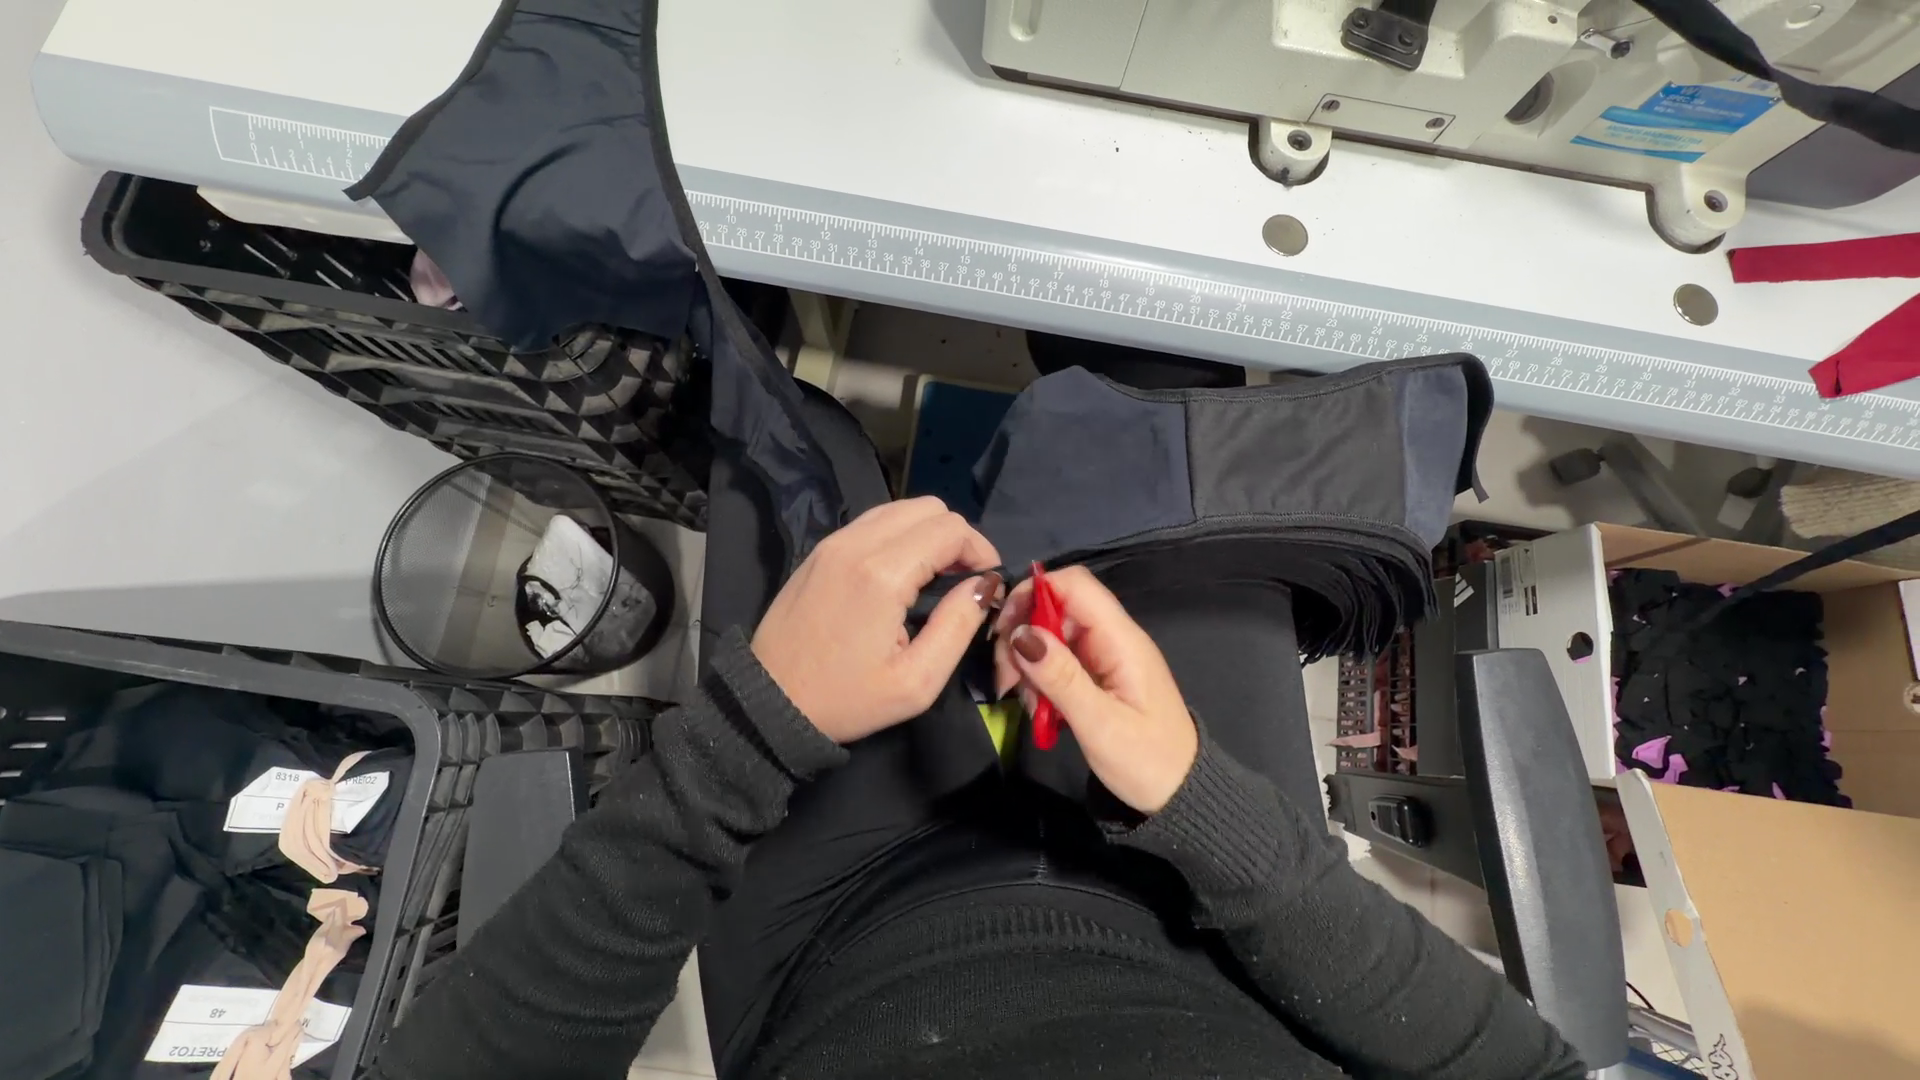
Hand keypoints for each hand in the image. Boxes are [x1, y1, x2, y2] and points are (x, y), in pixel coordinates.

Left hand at [753, 497, 1002, 743]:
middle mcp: (857, 544)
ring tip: (936, 575)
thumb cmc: (846, 698)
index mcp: (883, 574)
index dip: (980, 549)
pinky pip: (873, 522)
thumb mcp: (917, 681)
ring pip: (900, 508)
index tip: (986, 583)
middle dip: (957, 537)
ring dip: (928, 533)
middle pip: (928, 507)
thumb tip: (985, 585)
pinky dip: (900, 535)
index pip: (950, 528)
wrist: (768, 702)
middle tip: (964, 579)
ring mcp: (833, 542)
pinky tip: (902, 573)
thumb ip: (958, 626)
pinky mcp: (819, 550)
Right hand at [993, 566, 1197, 812]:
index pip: (1074, 584)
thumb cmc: (1147, 761)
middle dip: (1023, 635)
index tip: (1004, 629)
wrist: (1182, 794)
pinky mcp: (1097, 675)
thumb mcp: (1099, 724)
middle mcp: (1112, 638)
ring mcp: (1104, 656)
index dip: (1034, 592)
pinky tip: (1038, 708)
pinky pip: (1059, 660)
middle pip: (1056, 608)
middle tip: (1005, 678)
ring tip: (1023, 701)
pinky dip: (1040, 678)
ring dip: (1028, 661)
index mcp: (1121, 639)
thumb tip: (1021, 633)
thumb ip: (1061, 677)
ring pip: (1052, 634)